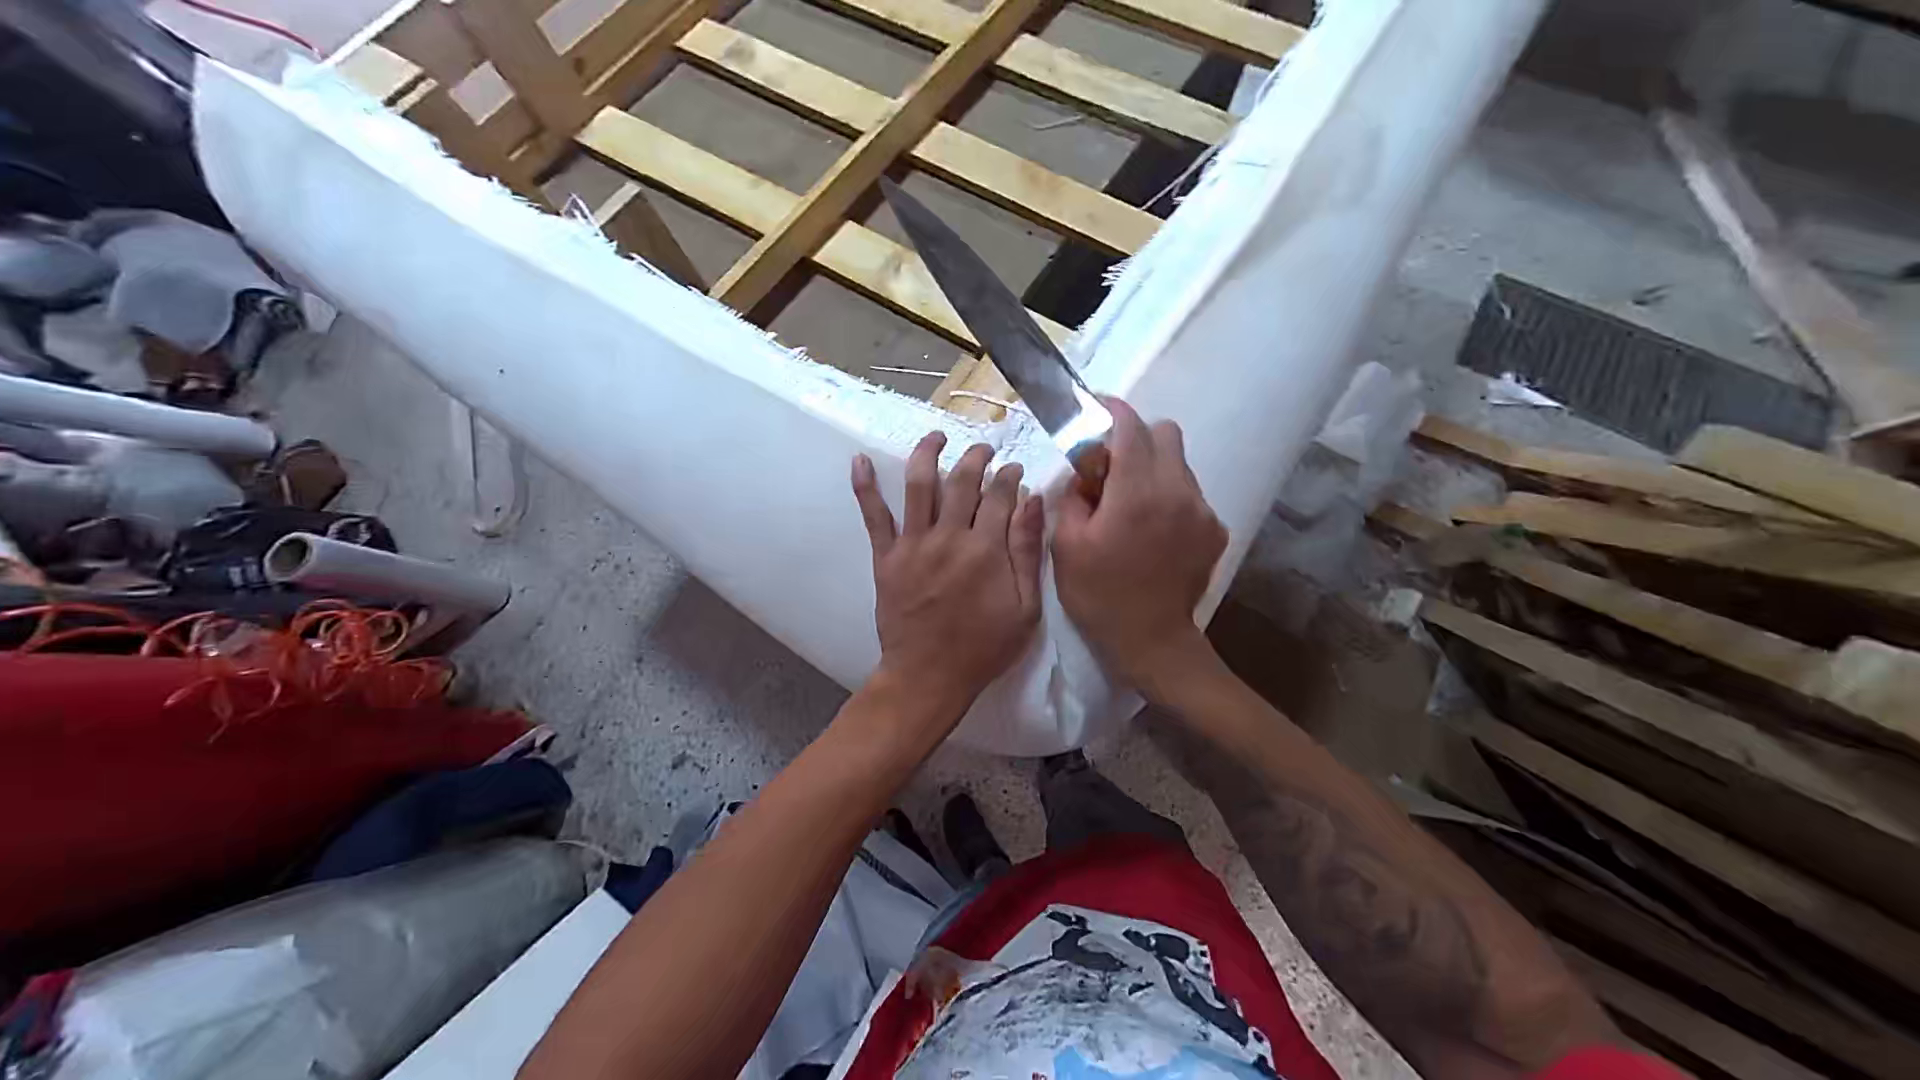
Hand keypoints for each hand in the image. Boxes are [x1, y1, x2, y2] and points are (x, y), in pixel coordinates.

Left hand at [852, 432, 1044, 720]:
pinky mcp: (886, 557)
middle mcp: (949, 537)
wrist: (929, 676)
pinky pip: (874, 517)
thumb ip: (1028, 552)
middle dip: (975, 457)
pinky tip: (860, 460)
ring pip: (919, 486)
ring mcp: (913, 545)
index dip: (1008, 475)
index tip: (1014, 468)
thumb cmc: (984, 647)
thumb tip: (1033, 502)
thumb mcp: (1025, 608)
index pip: (999, 495)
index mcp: (986, 549)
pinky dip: (865, 488)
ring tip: (935, 436)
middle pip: (962, 481)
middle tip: (983, 448)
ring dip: (927, 454)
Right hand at [1052, 398, 1226, 698]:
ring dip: (1154, 469)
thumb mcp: (1066, 545)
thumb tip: (1085, 472)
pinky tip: (1154, 531)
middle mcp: (1177, 491)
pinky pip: (1190, 494)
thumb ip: (1074, 496)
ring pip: (1180, 463)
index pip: (1130, 427)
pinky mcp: (1214, 529)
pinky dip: (1170, 498)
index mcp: (1136, 492)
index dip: (1112, 410)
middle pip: (1166, 433)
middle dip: (1137, 438)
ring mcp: (1202, 510)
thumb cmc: (1099, 594)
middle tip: (1112, 467)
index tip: (1097, 409)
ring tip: (1133, 505)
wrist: (1150, 640)